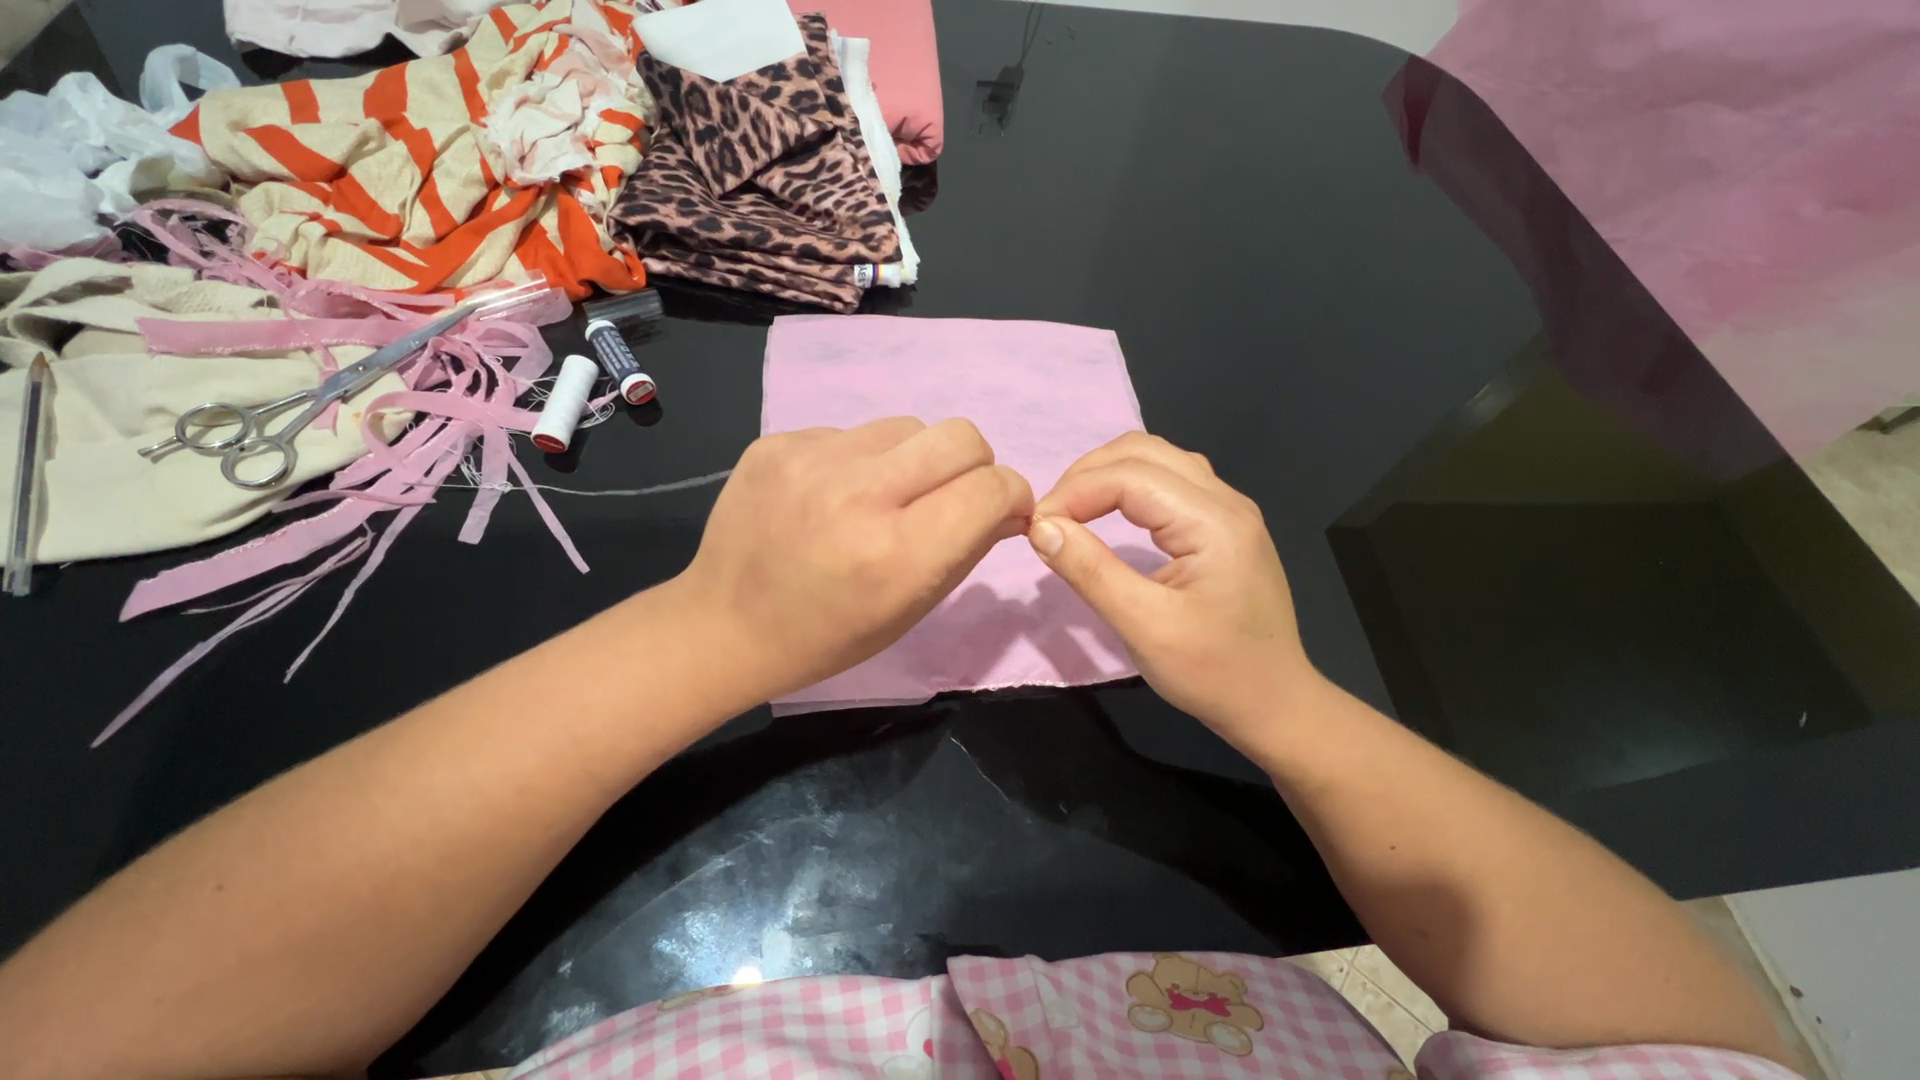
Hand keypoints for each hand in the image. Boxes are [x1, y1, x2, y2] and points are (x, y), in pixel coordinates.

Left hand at [675, 417, 1034, 701]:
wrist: (725, 626)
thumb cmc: (828, 636)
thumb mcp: (912, 609)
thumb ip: (969, 549)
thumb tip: (1008, 505)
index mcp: (898, 552)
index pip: (992, 487)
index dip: (1011, 496)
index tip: (999, 511)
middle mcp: (859, 494)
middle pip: (960, 436)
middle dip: (975, 465)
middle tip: (952, 497)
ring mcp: (813, 460)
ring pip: (908, 425)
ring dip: (916, 458)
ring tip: (886, 496)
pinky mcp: (779, 443)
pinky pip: (853, 432)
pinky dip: (861, 460)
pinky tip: (833, 495)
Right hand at [1026, 433, 1319, 741]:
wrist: (1275, 704)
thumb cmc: (1214, 673)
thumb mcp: (1144, 628)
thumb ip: (1091, 571)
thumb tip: (1040, 527)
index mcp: (1214, 522)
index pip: (1129, 476)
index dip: (1074, 492)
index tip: (1035, 528)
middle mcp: (1227, 501)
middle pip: (1143, 452)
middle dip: (1086, 475)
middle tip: (1050, 518)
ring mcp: (1230, 510)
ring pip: (1158, 460)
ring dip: (1107, 476)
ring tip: (1071, 514)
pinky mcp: (1225, 526)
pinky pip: (1170, 481)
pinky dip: (1129, 488)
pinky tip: (1109, 515)